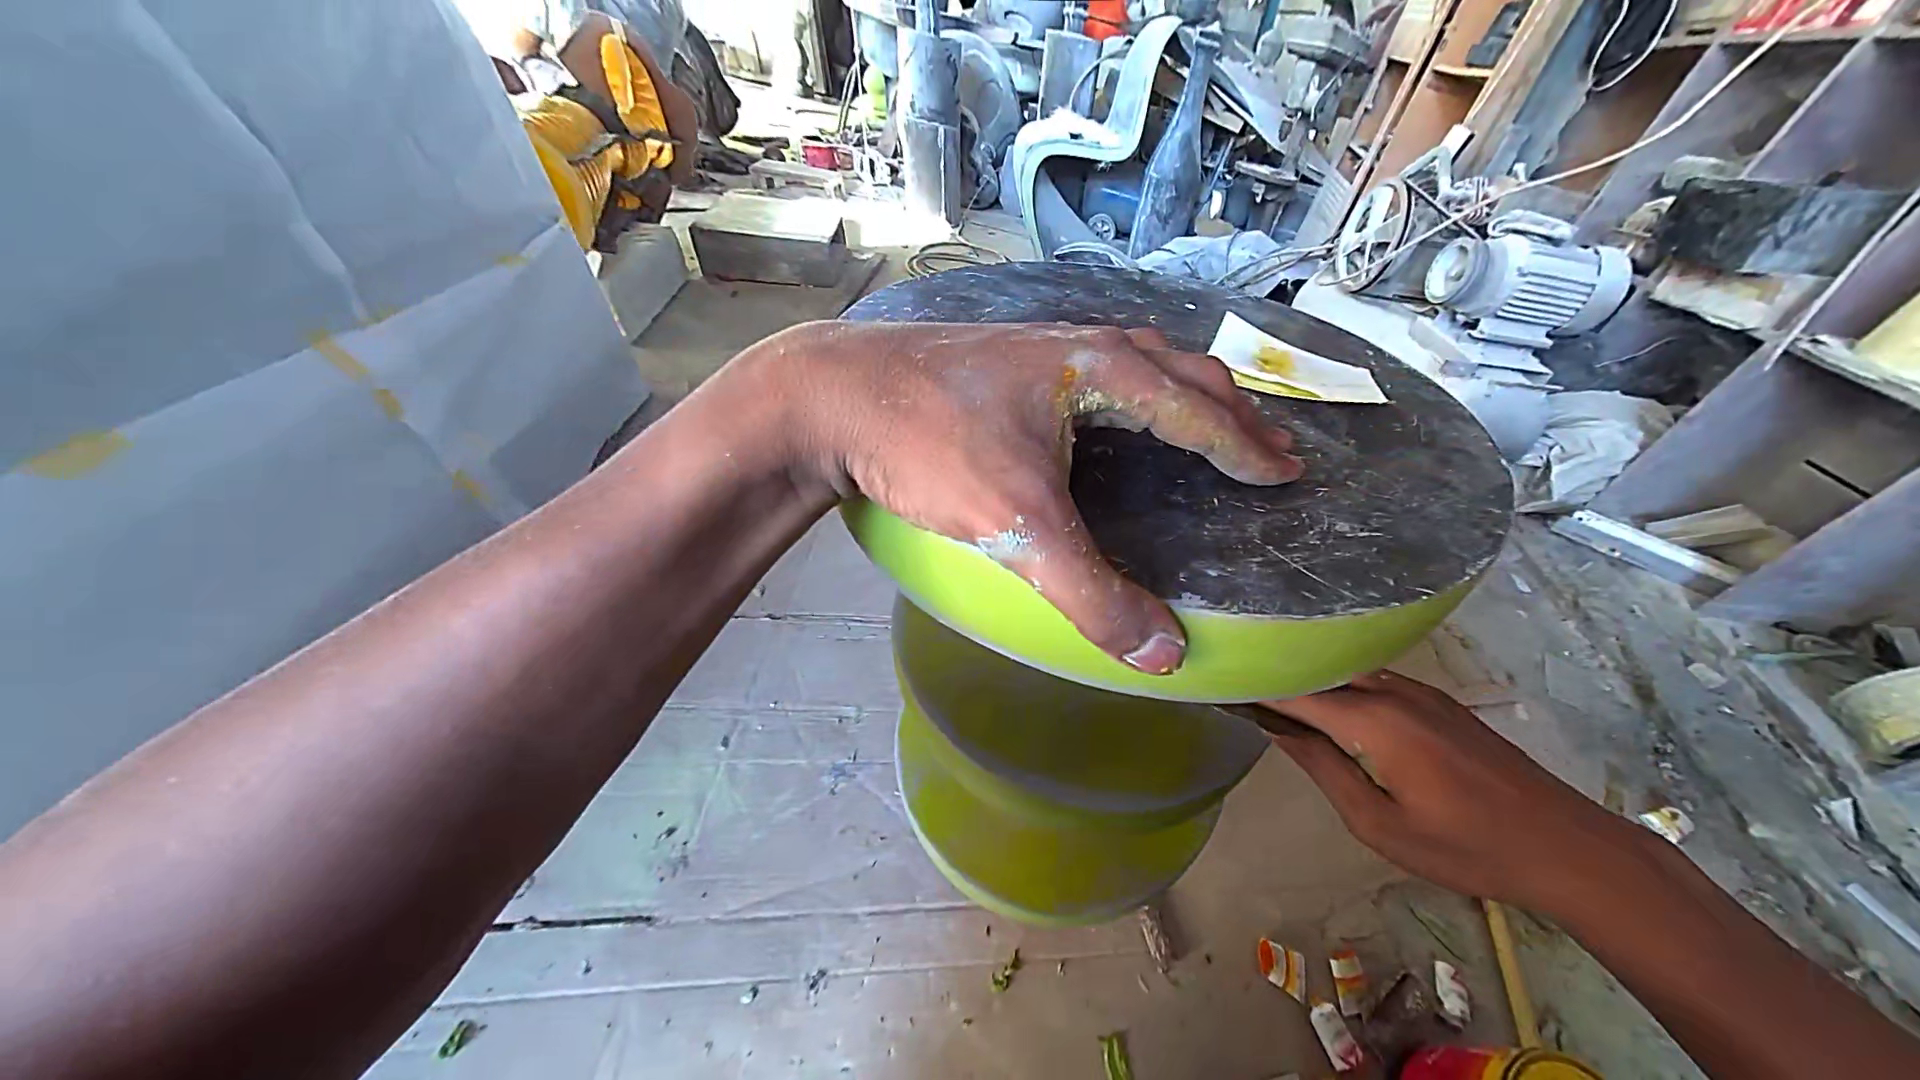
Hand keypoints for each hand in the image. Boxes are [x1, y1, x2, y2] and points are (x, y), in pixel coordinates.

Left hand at [739, 320, 1302, 673]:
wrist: (833, 393)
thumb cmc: (928, 442)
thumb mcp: (1015, 525)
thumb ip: (1090, 593)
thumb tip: (1165, 655)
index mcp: (1103, 370)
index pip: (1198, 413)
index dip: (1246, 448)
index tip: (1285, 473)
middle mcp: (1080, 347)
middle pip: (1180, 374)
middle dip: (1229, 413)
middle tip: (1265, 449)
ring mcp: (1040, 349)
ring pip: (1137, 364)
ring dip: (1181, 394)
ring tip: (1206, 423)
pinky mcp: (1007, 364)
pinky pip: (1095, 370)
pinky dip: (1130, 392)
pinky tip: (1110, 413)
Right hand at [1261, 671, 1649, 914]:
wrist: (1568, 848)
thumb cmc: (1466, 846)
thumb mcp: (1378, 823)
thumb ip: (1323, 768)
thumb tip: (1277, 729)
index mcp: (1373, 720)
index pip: (1294, 690)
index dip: (1254, 686)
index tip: (1219, 685)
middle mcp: (1392, 691)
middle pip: (1318, 670)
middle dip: (1278, 675)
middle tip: (1240, 689)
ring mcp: (1420, 691)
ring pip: (1346, 670)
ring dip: (1310, 678)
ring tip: (1276, 695)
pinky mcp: (1439, 700)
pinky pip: (1373, 679)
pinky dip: (1341, 684)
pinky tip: (1330, 704)